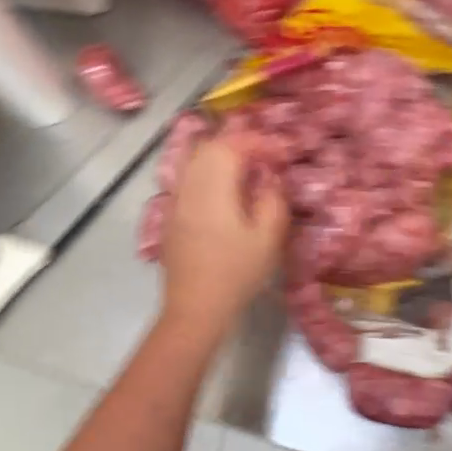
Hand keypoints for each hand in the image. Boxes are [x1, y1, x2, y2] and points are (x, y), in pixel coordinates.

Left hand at [159, 132, 288, 333]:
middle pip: (209, 145)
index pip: (233, 145)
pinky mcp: (170, 215)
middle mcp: (189, 186)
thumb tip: (269, 176)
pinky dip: (206, 170)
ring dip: (220, 154)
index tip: (280, 154)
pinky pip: (186, 177)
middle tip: (264, 155)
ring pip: (193, 158)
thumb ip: (272, 199)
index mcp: (213, 187)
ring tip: (245, 166)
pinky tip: (222, 188)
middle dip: (238, 142)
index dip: (259, 142)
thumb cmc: (236, 274)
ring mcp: (175, 199)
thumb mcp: (268, 238)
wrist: (194, 308)